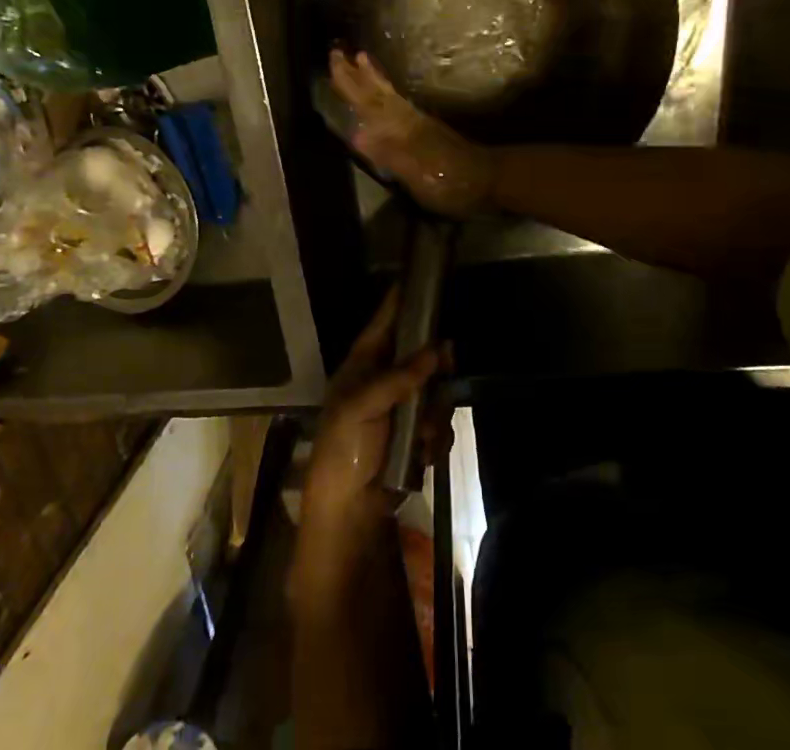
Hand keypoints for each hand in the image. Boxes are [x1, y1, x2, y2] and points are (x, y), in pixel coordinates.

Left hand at [302, 289, 449, 527]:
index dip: (398, 305)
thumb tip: (436, 350)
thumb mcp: (361, 409)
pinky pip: (440, 423)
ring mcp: (402, 410)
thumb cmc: (344, 451)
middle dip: (434, 368)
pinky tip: (422, 454)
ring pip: (437, 391)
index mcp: (360, 370)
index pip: (382, 327)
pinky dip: (435, 439)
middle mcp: (384, 384)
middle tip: (445, 367)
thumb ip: (398, 378)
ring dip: (433, 415)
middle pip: (421, 356)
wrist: (350, 510)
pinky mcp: (417, 435)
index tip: (416, 280)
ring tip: (420, 436)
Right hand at [330, 49, 496, 217]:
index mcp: (403, 130)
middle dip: (358, 76)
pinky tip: (387, 98)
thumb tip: (357, 135)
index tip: (333, 60)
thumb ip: (390, 155)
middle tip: (338, 52)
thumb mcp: (420, 176)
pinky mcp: (431, 133)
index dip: (351, 85)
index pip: (370, 103)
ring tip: (362, 60)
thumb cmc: (452, 183)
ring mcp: (421, 125)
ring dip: (373, 80)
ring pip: (390, 97)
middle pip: (379, 95)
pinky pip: (400, 106)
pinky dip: (389, 96)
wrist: (491, 181)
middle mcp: (410, 121)